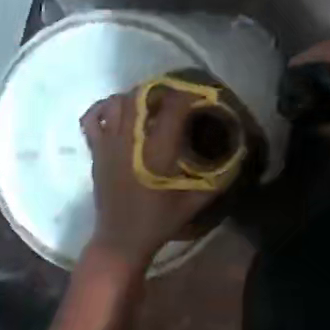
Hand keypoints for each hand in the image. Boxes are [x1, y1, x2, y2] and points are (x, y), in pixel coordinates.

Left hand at [79, 88, 220, 269]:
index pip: (173, 107)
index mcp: (157, 151)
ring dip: (132, 97)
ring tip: (146, 104)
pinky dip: (102, 108)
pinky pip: (91, 119)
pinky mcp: (95, 151)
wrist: (121, 239)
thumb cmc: (159, 221)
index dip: (188, 95)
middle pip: (141, 96)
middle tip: (173, 96)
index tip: (199, 96)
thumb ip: (218, 177)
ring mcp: (109, 143)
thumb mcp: (195, 202)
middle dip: (159, 90)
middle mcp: (131, 140)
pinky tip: (115, 112)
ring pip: (116, 102)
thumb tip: (238, 155)